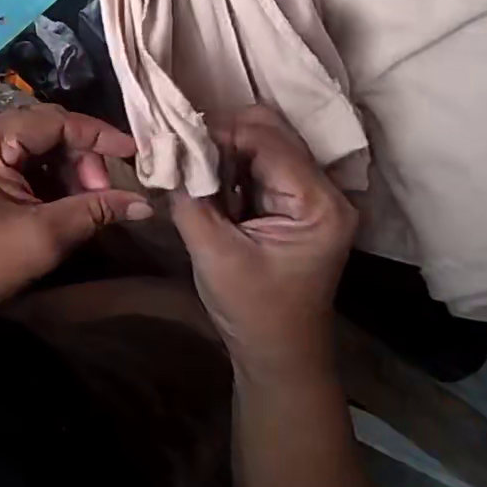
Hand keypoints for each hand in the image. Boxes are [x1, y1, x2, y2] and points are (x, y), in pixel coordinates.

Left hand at [0, 104, 154, 337]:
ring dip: (70, 169)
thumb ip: (95, 211)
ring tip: (89, 204)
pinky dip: (51, 179)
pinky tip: (68, 203)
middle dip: (84, 157)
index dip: (100, 135)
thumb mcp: (43, 237)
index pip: (56, 121)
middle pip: (48, 129)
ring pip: (39, 146)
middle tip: (104, 195)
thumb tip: (144, 203)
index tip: (136, 155)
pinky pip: (25, 162)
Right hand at [170, 106, 355, 381]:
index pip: (266, 141)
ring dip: (222, 149)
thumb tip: (163, 151)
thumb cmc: (252, 310)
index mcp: (318, 203)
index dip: (218, 132)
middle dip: (221, 135)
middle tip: (180, 151)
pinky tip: (206, 182)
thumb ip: (190, 197)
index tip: (173, 138)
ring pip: (262, 142)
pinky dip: (227, 164)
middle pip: (270, 132)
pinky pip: (257, 163)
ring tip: (190, 168)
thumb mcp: (213, 252)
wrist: (277, 354)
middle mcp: (324, 190)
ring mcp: (310, 195)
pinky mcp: (291, 202)